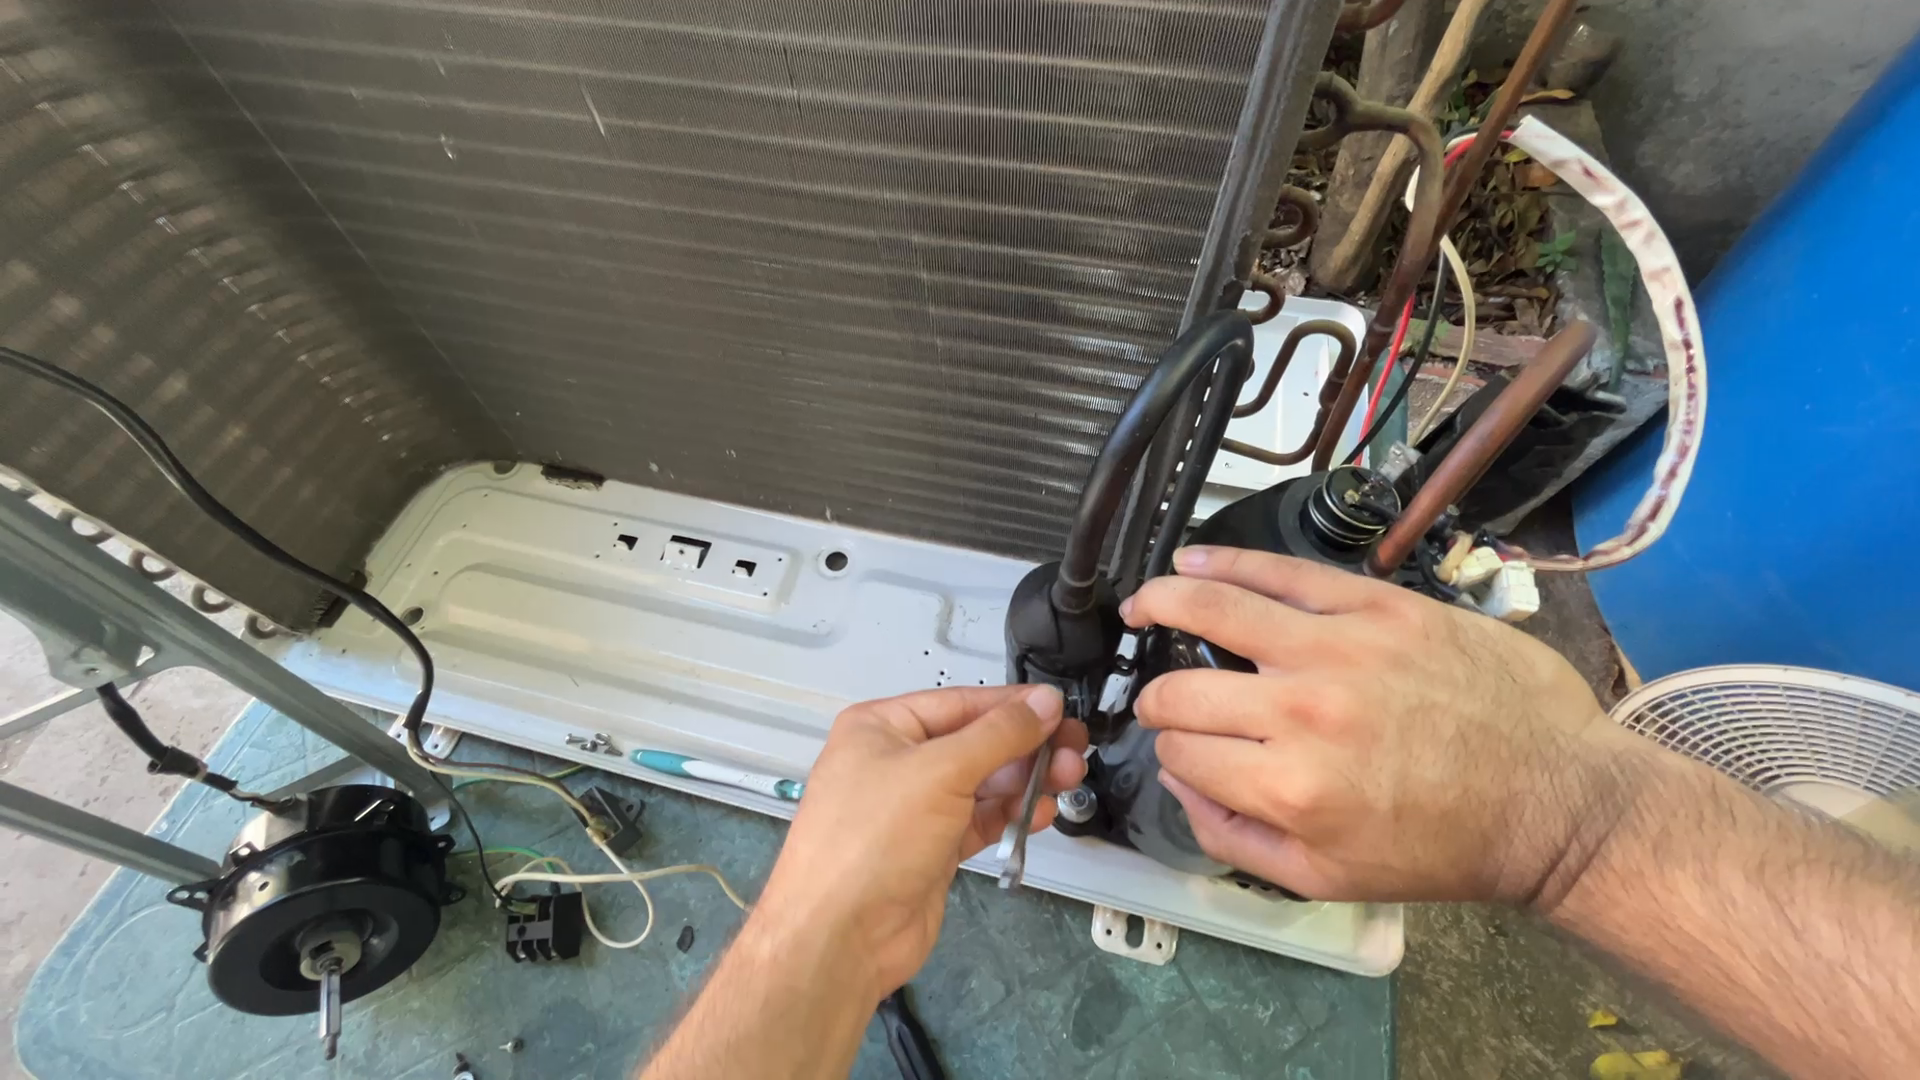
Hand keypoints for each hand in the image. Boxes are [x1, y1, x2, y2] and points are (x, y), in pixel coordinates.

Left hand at [757, 685, 1086, 998]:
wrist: (838, 940)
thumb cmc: (875, 837)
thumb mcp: (940, 771)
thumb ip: (999, 734)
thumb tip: (1047, 701)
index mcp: (882, 727)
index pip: (960, 704)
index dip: (1013, 705)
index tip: (1060, 708)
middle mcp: (897, 761)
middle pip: (975, 742)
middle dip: (1025, 746)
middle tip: (1074, 750)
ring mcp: (914, 807)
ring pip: (982, 782)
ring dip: (1024, 780)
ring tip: (1067, 778)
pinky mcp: (932, 847)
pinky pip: (979, 819)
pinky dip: (1010, 814)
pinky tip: (1041, 811)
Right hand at [1122, 545, 1646, 909]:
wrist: (1556, 799)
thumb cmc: (1440, 846)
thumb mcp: (1323, 879)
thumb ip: (1229, 836)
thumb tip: (1176, 776)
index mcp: (1288, 787)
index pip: (1180, 751)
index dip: (1171, 753)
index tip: (1188, 751)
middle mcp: (1301, 712)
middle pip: (1181, 691)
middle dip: (1157, 698)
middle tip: (1163, 698)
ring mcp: (1338, 648)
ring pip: (1213, 608)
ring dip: (1160, 603)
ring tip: (1141, 604)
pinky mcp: (1375, 606)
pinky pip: (1280, 571)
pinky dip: (1224, 562)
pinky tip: (1191, 560)